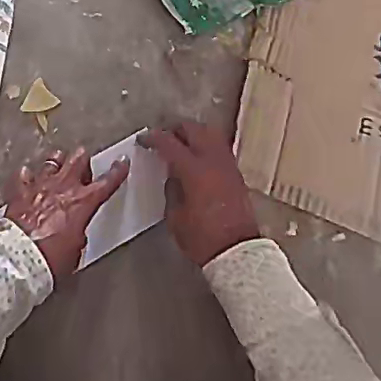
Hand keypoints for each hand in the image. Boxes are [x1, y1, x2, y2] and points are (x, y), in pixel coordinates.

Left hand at [5, 147, 129, 279]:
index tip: (121, 163)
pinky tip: (28, 177)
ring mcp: (40, 186)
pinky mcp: (20, 192)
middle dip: (84, 159)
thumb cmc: (49, 257)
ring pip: (52, 160)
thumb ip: (78, 232)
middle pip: (79, 159)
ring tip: (59, 163)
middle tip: (84, 165)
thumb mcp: (76, 249)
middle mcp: (64, 187)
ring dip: (58, 162)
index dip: (117, 170)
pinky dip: (28, 176)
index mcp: (83, 202)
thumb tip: (73, 233)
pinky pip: (24, 175)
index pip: (107, 181)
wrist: (19, 259)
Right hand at [140, 121, 261, 266]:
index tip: (143, 139)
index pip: (170, 143)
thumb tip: (173, 175)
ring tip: (180, 144)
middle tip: (162, 139)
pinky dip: (206, 144)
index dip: (153, 138)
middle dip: (175, 129)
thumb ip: (172, 189)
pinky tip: (197, 157)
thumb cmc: (202, 237)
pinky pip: (219, 148)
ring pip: (210, 134)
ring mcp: (227, 165)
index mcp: (194, 170)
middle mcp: (213, 160)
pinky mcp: (236, 173)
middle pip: (194, 129)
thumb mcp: (175, 216)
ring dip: (193, 134)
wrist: (236, 251)